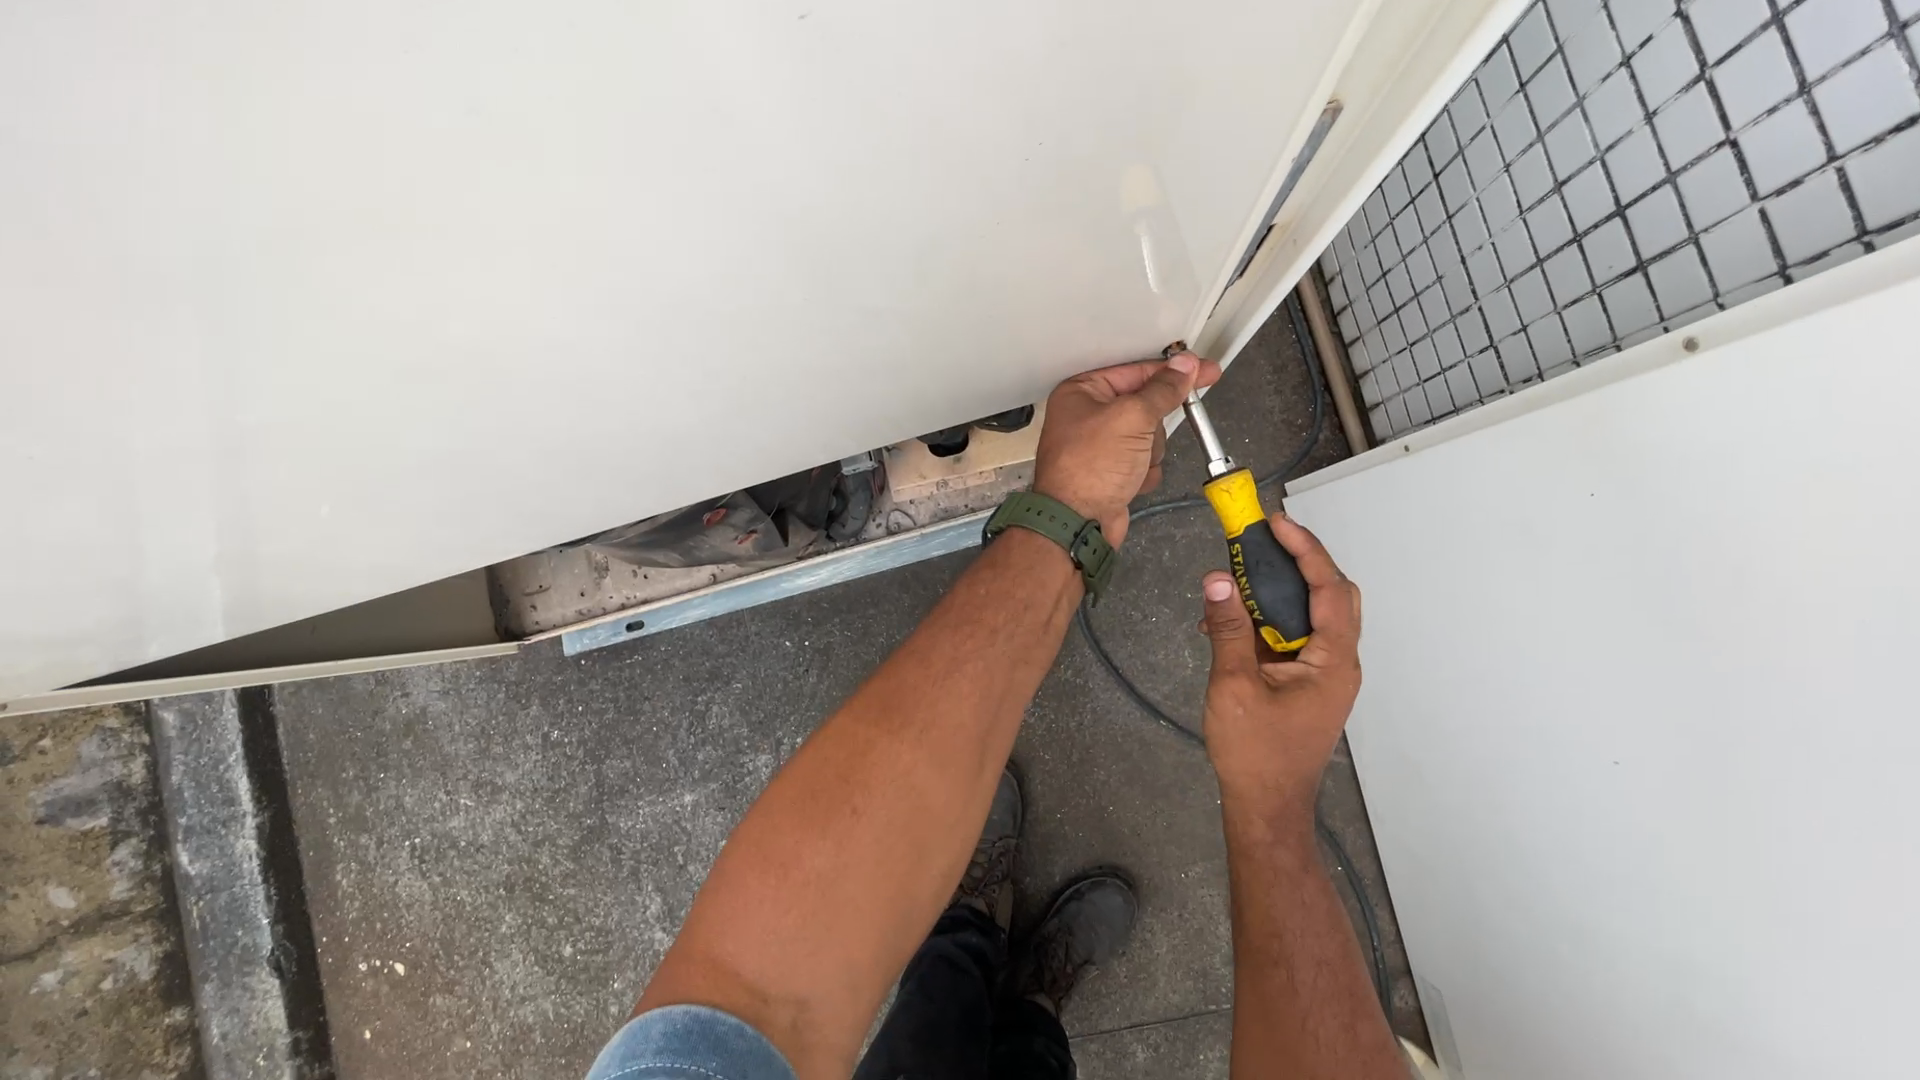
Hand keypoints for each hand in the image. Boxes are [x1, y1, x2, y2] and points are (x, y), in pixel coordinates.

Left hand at [1031, 351, 1222, 545]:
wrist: (1078, 523)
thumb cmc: (1088, 469)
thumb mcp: (1132, 418)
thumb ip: (1162, 390)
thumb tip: (1183, 368)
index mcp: (1082, 392)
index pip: (1135, 371)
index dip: (1171, 371)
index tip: (1201, 369)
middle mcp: (1087, 416)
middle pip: (1145, 407)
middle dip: (1152, 428)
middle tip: (1144, 439)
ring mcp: (1099, 446)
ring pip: (1150, 437)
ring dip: (1149, 452)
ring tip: (1130, 465)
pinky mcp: (1111, 471)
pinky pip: (1145, 462)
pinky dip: (1144, 473)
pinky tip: (1129, 482)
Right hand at [1198, 513, 1361, 818]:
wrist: (1266, 806)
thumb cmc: (1254, 750)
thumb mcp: (1233, 684)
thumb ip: (1227, 628)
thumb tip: (1216, 579)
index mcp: (1333, 661)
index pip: (1329, 589)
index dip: (1305, 551)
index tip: (1275, 524)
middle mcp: (1338, 662)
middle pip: (1332, 596)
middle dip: (1299, 564)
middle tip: (1261, 543)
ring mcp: (1325, 675)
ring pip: (1312, 616)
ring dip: (1278, 593)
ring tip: (1237, 579)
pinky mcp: (1307, 685)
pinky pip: (1293, 639)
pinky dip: (1267, 621)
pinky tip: (1230, 623)